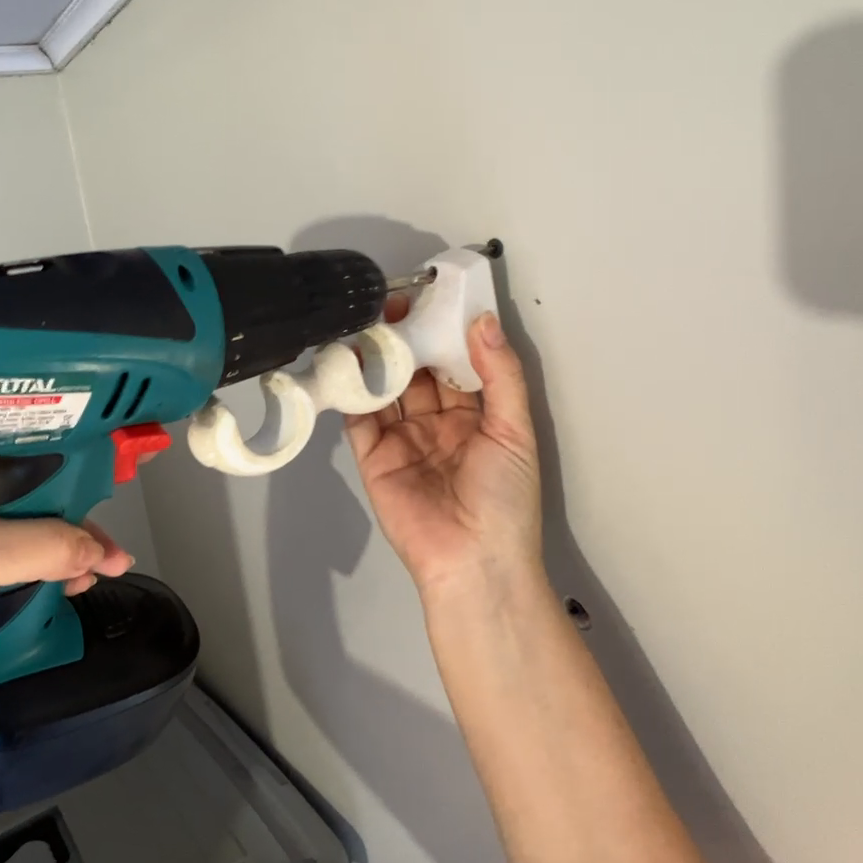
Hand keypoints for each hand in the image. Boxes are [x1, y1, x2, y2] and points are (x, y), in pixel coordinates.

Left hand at [0, 466, 133, 699]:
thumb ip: (41, 547)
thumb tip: (99, 553)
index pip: (17, 448)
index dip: (65, 462)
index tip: (105, 483)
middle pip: (32, 492)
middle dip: (74, 520)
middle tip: (109, 547)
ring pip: (30, 527)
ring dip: (67, 548)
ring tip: (102, 570)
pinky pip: (20, 557)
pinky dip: (49, 569)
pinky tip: (74, 583)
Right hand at [345, 307, 544, 598]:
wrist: (472, 561)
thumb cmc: (505, 501)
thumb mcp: (514, 429)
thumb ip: (500, 373)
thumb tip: (485, 321)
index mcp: (475, 418)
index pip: (454, 365)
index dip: (442, 334)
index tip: (431, 301)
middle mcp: (437, 425)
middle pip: (416, 373)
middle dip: (405, 341)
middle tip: (391, 307)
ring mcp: (402, 440)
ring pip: (386, 389)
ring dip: (377, 360)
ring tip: (366, 327)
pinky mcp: (373, 457)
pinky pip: (359, 418)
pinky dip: (352, 392)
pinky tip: (348, 364)